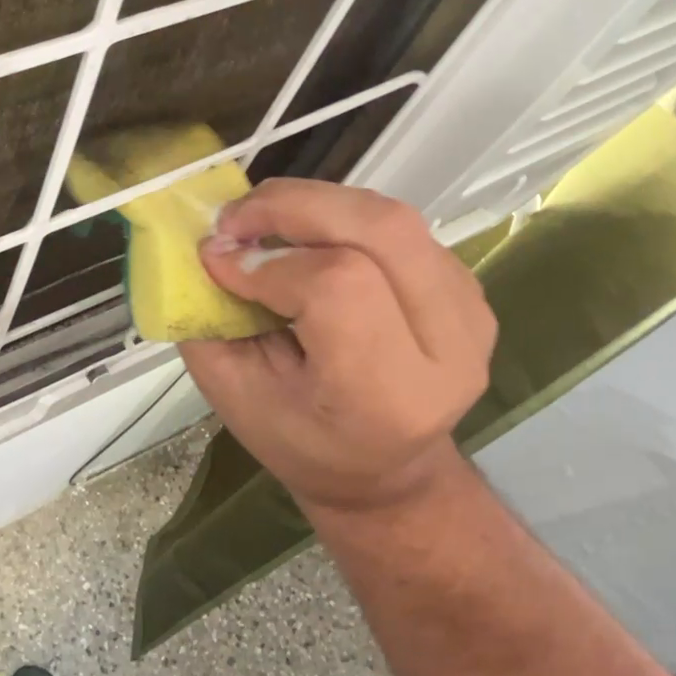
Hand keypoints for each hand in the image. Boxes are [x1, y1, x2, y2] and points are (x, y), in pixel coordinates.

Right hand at [178, 179, 493, 512]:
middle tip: (233, 219)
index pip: (338, 286)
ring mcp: (469, 312)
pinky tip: (301, 239)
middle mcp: (448, 348)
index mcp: (388, 393)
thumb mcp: (232, 393)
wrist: (384, 470)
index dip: (267, 263)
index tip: (215, 262)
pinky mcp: (467, 288)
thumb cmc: (298, 439)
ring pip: (389, 217)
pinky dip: (334, 217)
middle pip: (380, 230)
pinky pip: (395, 226)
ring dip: (310, 205)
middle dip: (291, 206)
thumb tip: (206, 246)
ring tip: (260, 223)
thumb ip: (210, 321)